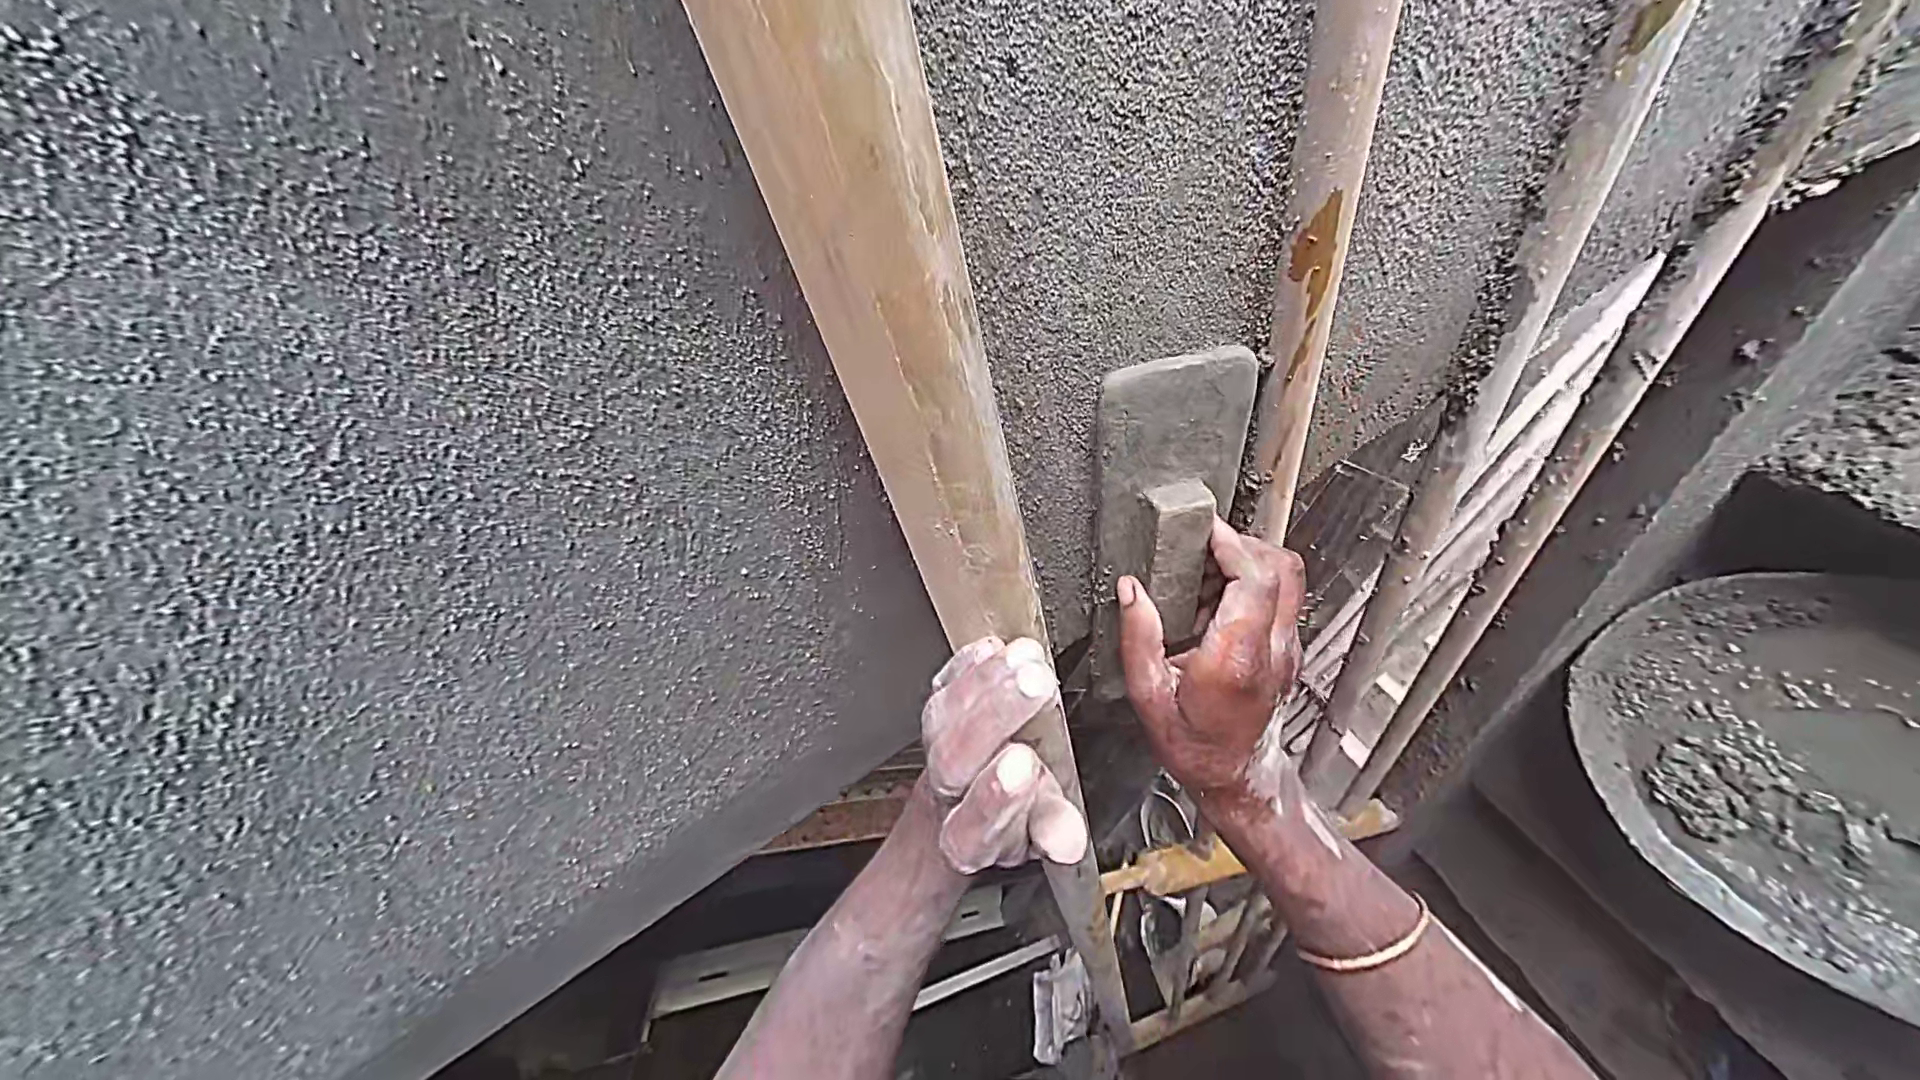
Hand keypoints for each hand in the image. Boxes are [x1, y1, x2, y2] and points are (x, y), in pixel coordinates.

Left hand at [920, 637, 1089, 873]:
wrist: (984, 788)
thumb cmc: (1020, 809)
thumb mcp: (1044, 830)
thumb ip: (1054, 831)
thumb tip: (1066, 838)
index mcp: (972, 836)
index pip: (973, 825)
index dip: (994, 796)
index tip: (1024, 763)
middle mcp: (946, 789)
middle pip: (953, 757)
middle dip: (994, 717)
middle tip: (1035, 686)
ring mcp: (936, 744)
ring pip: (946, 713)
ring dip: (987, 680)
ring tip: (1026, 659)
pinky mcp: (938, 707)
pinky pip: (942, 682)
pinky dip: (967, 663)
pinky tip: (993, 649)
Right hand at [1116, 518, 1304, 800]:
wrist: (1235, 777)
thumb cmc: (1193, 744)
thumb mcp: (1148, 694)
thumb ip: (1138, 637)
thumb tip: (1131, 590)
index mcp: (1235, 657)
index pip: (1254, 578)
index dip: (1230, 543)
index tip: (1204, 529)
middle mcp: (1270, 648)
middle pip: (1283, 568)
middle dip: (1242, 543)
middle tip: (1204, 544)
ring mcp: (1285, 649)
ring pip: (1289, 580)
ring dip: (1250, 561)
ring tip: (1207, 570)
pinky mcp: (1285, 651)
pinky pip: (1281, 599)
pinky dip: (1253, 582)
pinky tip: (1215, 599)